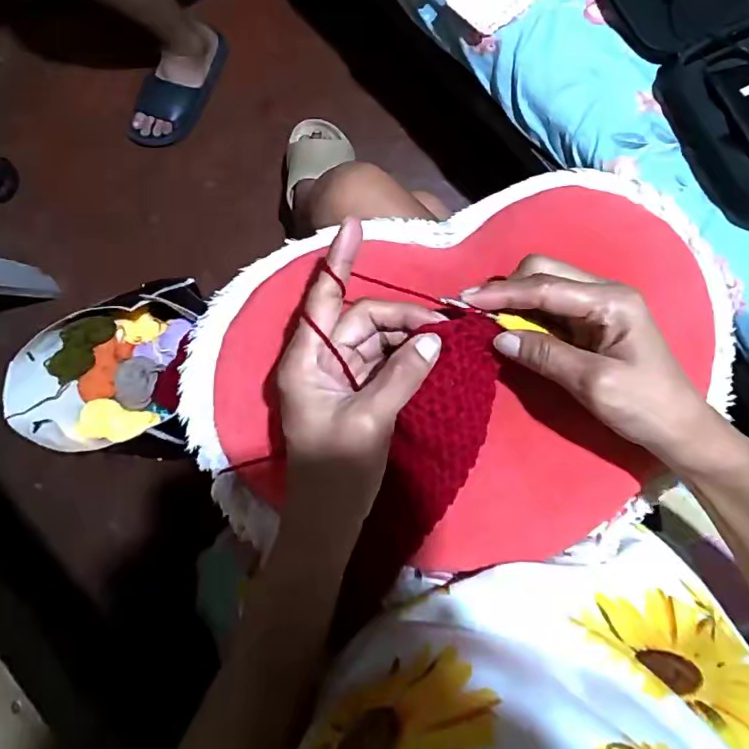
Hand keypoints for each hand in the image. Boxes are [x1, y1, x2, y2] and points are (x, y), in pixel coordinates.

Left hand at [274, 220, 445, 531]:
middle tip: (441, 325)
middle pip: (359, 318)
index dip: (337, 261)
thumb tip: (433, 339)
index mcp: (307, 363)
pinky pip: (381, 358)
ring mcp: (338, 376)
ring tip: (441, 339)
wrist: (329, 523)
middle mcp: (319, 361)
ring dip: (405, 334)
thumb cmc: (337, 475)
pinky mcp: (355, 390)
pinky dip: (404, 353)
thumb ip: (401, 375)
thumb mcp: (370, 423)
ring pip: (373, 337)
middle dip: (398, 315)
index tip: (353, 225)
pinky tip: (429, 353)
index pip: (323, 300)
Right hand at [461, 256, 736, 469]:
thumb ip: (545, 356)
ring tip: (482, 317)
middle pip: (544, 272)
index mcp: (611, 300)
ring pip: (544, 288)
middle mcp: (603, 293)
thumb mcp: (594, 383)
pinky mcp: (590, 324)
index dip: (504, 293)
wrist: (679, 429)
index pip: (545, 286)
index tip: (467, 300)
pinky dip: (525, 315)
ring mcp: (598, 307)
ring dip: (513, 300)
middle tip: (474, 311)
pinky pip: (550, 309)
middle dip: (508, 288)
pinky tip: (507, 327)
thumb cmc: (644, 406)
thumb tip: (498, 338)